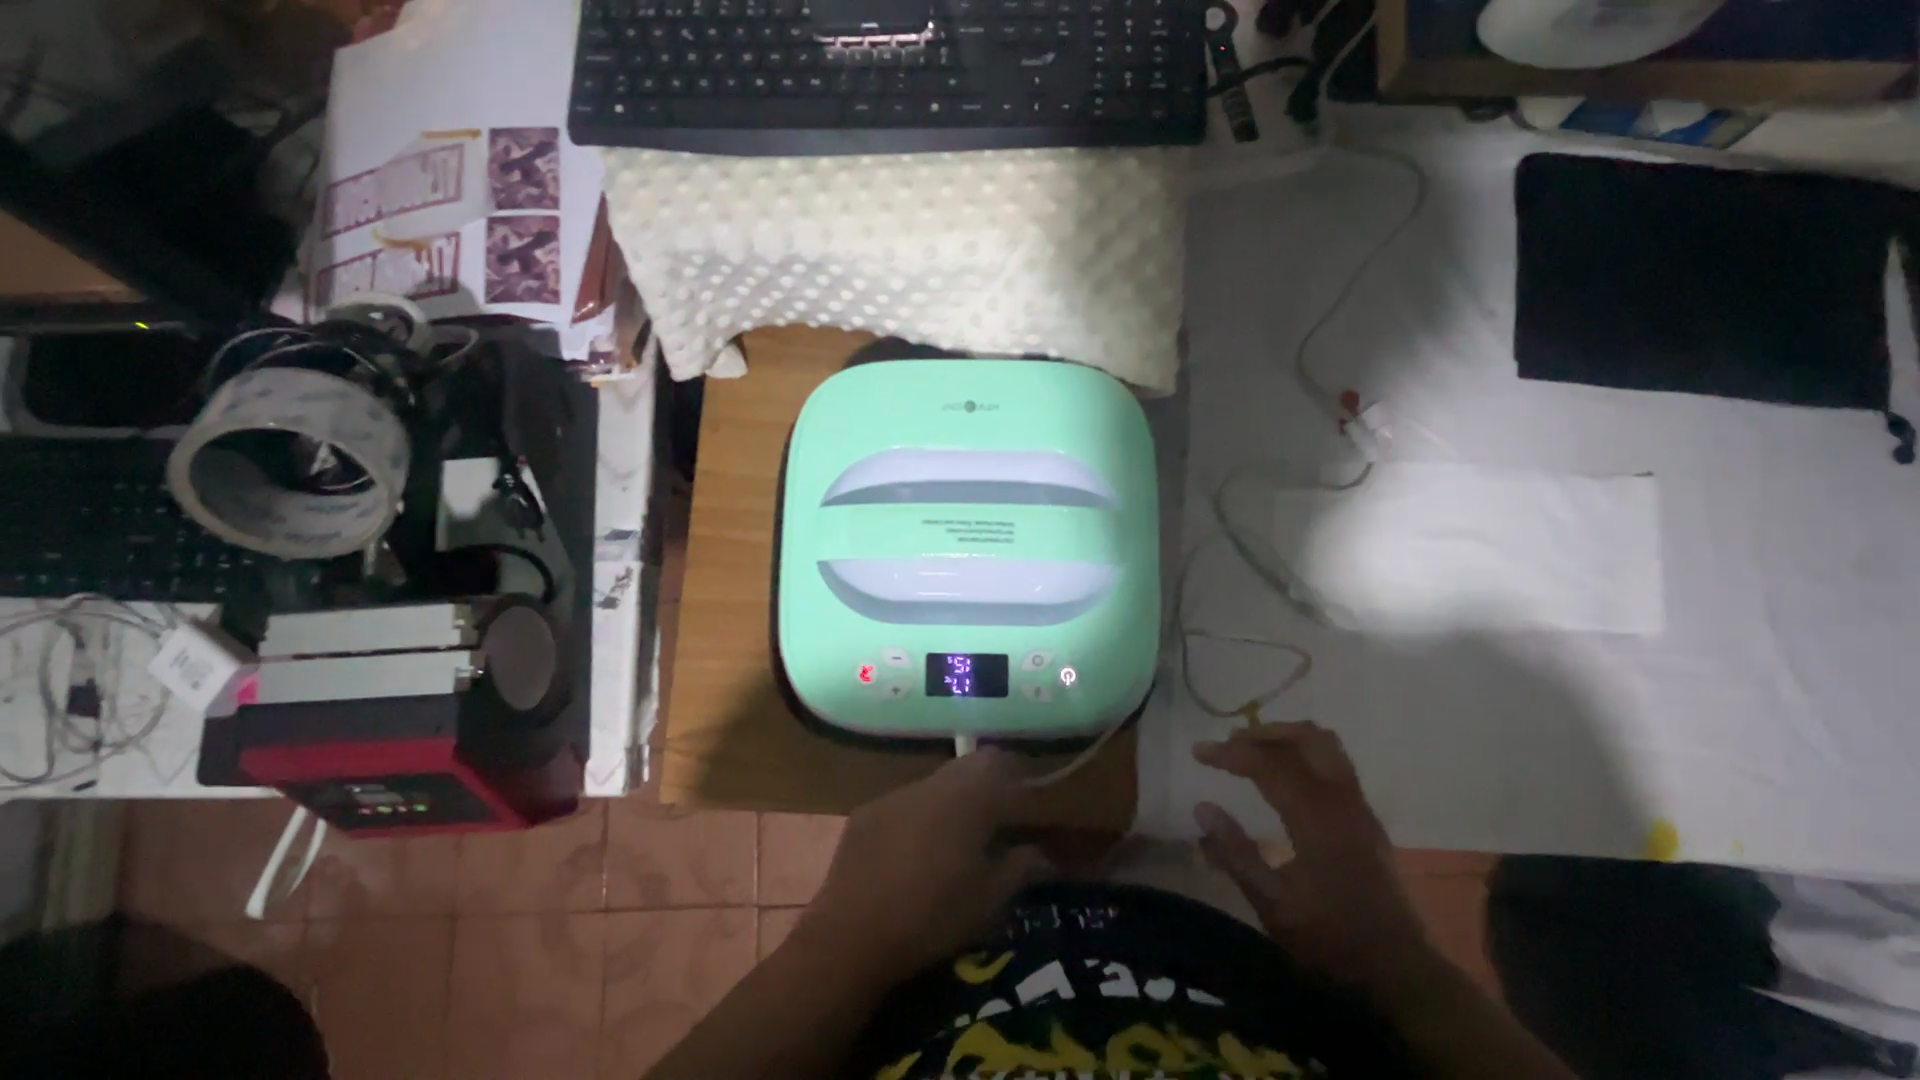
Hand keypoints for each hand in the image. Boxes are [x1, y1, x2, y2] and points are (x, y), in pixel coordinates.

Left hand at [795, 749, 1051, 984]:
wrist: (850, 937)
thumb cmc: (932, 917)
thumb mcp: (990, 899)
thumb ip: (1023, 865)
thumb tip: (1043, 852)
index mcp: (970, 797)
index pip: (1009, 769)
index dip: (1029, 785)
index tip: (1038, 810)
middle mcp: (933, 784)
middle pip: (975, 765)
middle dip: (996, 784)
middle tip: (1006, 821)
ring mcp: (895, 795)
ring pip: (939, 782)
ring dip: (958, 800)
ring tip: (963, 840)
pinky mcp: (867, 813)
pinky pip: (908, 803)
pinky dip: (924, 817)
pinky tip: (918, 852)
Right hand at [1191, 723, 1450, 1004]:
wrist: (1398, 969)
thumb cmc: (1330, 939)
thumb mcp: (1272, 905)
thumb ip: (1235, 854)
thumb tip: (1202, 808)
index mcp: (1317, 820)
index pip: (1268, 765)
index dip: (1230, 753)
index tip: (1197, 752)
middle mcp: (1343, 802)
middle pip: (1306, 738)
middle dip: (1263, 733)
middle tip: (1228, 744)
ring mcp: (1360, 807)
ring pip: (1326, 745)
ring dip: (1287, 738)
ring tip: (1254, 752)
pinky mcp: (1367, 818)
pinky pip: (1336, 763)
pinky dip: (1305, 754)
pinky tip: (1284, 777)